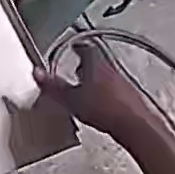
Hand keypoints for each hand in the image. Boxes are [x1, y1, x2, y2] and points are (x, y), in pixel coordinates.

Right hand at [34, 40, 167, 142]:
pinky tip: (102, 106)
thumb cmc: (107, 109)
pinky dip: (107, 94)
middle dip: (87, 65)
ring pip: (108, 75)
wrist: (136, 126)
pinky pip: (116, 90)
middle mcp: (112, 69)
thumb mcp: (71, 99)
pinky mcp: (131, 98)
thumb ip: (53, 86)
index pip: (86, 48)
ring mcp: (124, 84)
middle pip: (98, 61)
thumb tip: (38, 74)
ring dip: (97, 79)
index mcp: (96, 63)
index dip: (78, 47)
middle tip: (78, 68)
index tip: (75, 47)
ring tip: (88, 89)